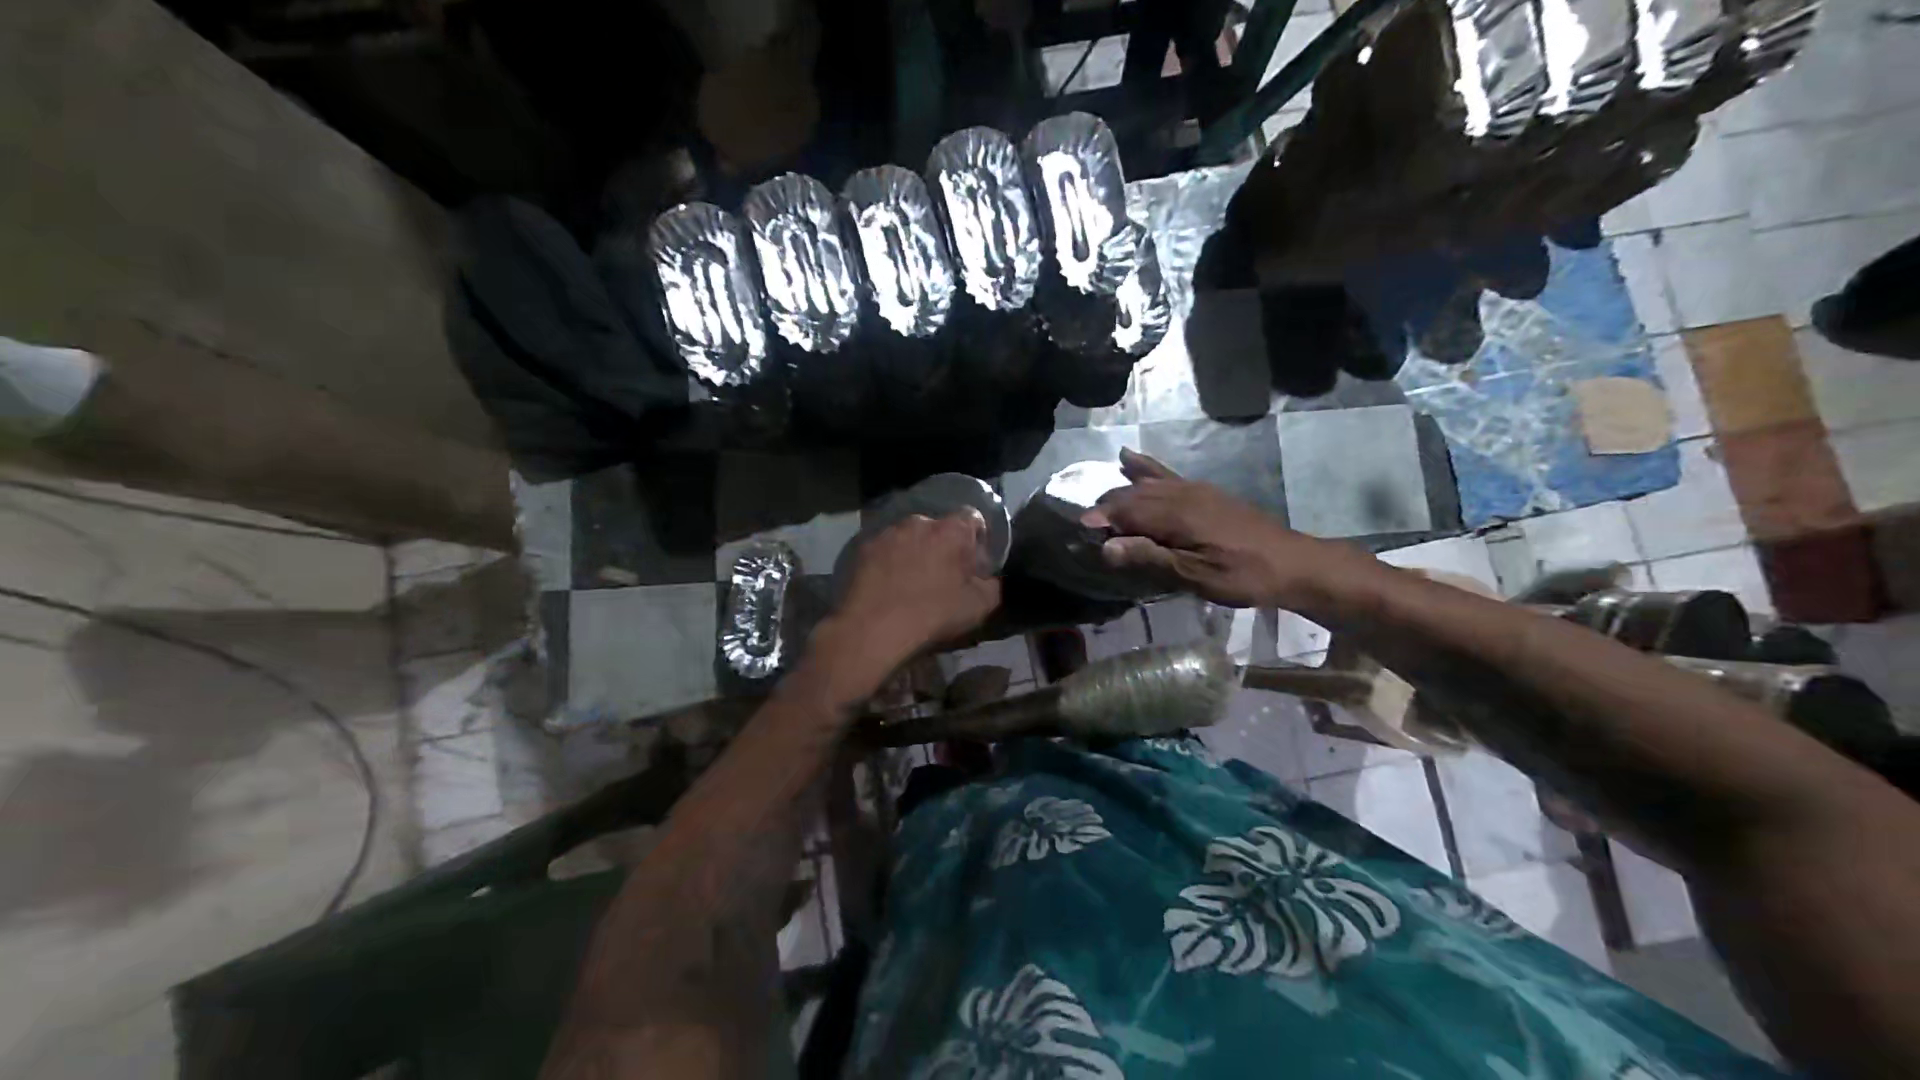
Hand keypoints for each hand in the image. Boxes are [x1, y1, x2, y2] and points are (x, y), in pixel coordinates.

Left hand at [811, 511, 1000, 693]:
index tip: (973, 562)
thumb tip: (987, 578)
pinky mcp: (864, 547)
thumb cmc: (933, 615)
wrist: (873, 629)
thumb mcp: (979, 607)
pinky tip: (887, 585)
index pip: (973, 517)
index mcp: (952, 530)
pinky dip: (890, 561)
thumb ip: (992, 585)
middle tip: (943, 576)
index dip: (976, 539)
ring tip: (911, 582)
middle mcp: (920, 522)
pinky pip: (885, 549)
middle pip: (939, 528)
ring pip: (910, 537)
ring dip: (915, 552)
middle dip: (943, 546)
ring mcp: (888, 533)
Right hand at [1084, 449, 1366, 609]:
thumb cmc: (1242, 575)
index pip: (1128, 509)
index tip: (1081, 529)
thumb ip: (1150, 557)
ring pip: (1150, 481)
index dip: (1102, 517)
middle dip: (1109, 504)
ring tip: (1104, 495)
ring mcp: (1196, 489)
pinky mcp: (1207, 492)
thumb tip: (1107, 546)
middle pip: (1135, 493)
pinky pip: (1168, 474)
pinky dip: (1146, 468)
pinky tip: (1132, 460)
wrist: (1293, 564)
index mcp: (1177, 515)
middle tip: (1091, 523)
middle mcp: (1183, 494)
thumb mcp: (1194, 575)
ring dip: (1124, 488)